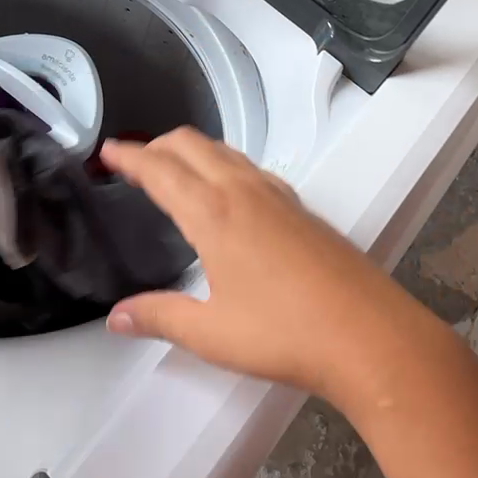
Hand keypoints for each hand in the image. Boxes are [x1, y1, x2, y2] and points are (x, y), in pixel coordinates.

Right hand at [99, 129, 438, 405]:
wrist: (369, 334)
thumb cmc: (287, 333)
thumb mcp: (212, 333)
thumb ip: (159, 318)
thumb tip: (118, 317)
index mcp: (213, 213)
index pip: (159, 169)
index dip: (128, 156)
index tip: (108, 151)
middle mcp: (243, 190)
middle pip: (190, 143)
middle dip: (156, 144)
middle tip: (134, 161)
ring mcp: (276, 194)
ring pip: (222, 149)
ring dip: (190, 149)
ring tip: (173, 169)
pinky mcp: (299, 206)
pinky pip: (249, 165)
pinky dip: (222, 162)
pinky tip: (227, 191)